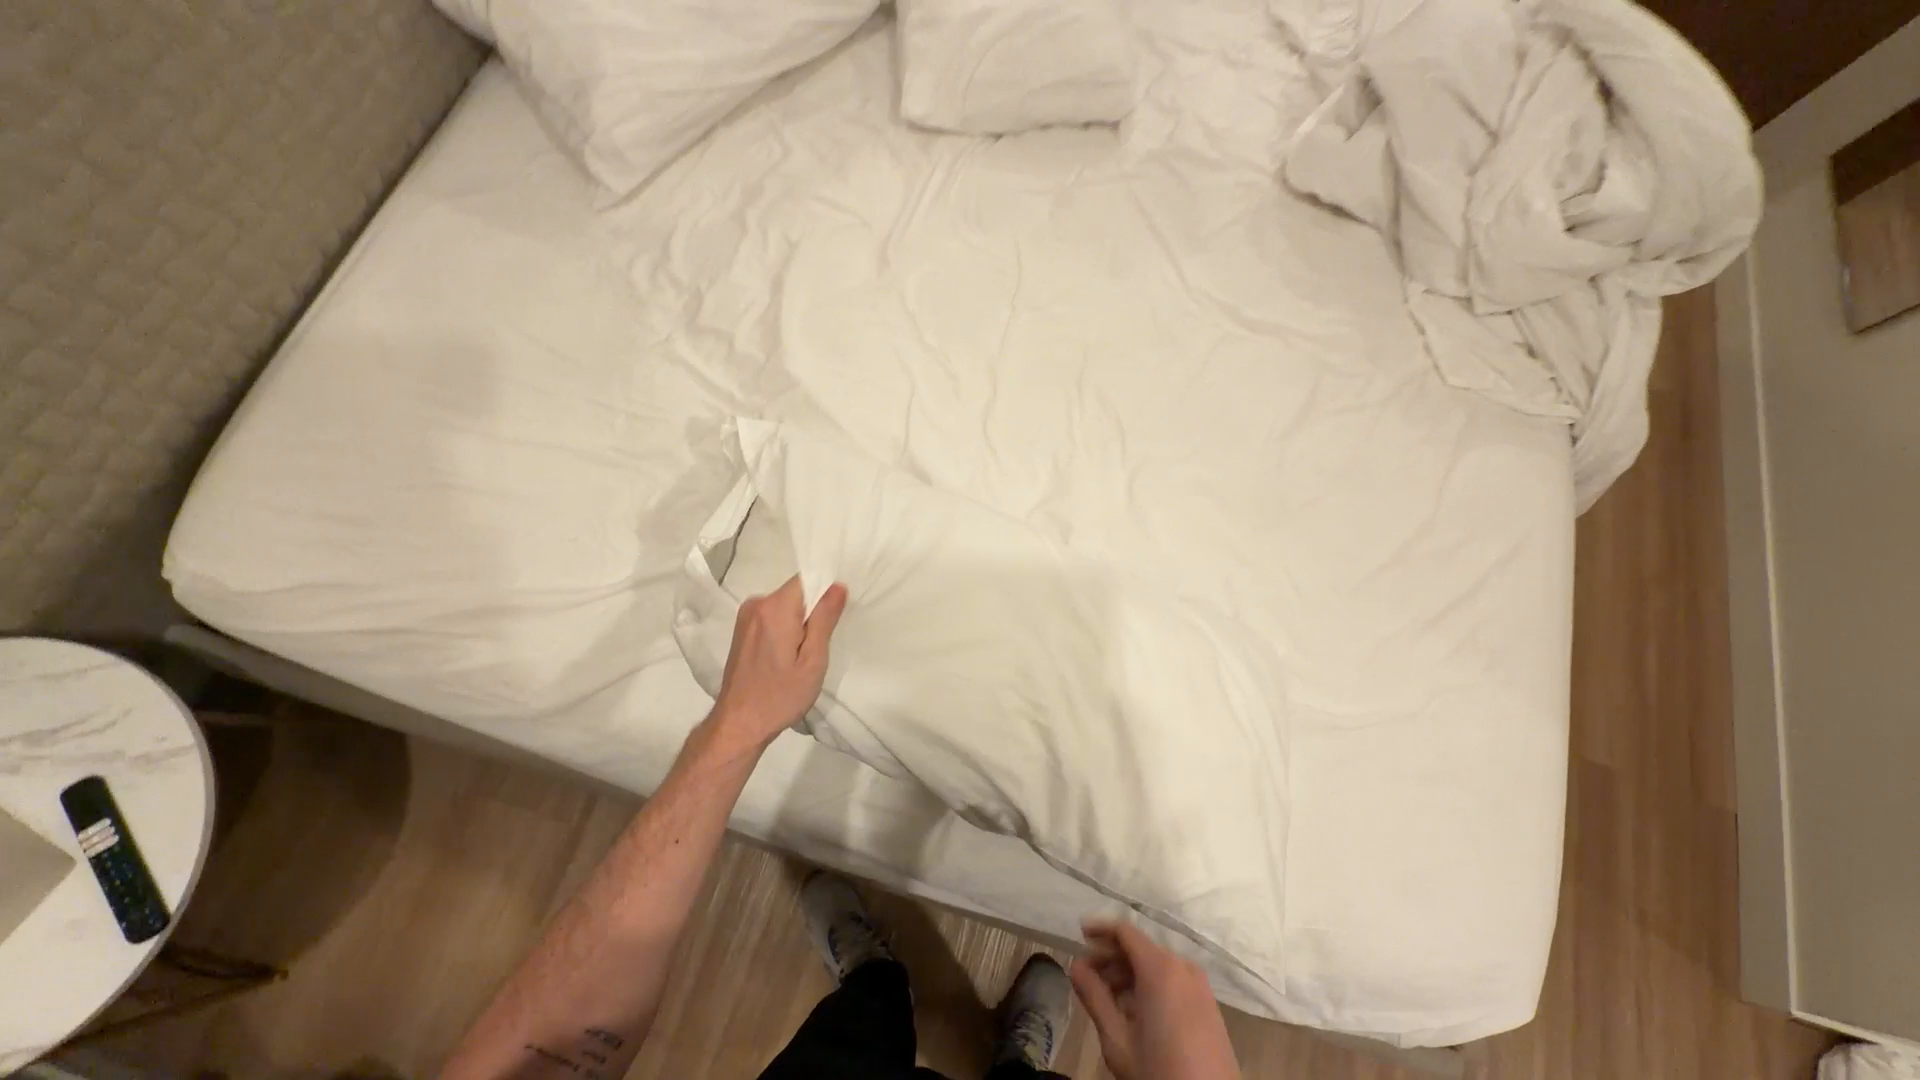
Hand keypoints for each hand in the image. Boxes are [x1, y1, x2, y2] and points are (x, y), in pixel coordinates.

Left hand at [708, 575, 847, 748]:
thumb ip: (825, 619)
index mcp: (774, 608)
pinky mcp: (741, 630)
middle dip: (812, 612)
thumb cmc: (780, 695)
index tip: (833, 619)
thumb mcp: (813, 660)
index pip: (807, 580)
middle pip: (796, 593)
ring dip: (799, 623)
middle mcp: (756, 604)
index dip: (825, 594)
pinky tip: (786, 658)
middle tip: (818, 646)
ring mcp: (745, 617)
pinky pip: (772, 617)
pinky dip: (785, 630)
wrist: (739, 724)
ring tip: (802, 656)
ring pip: (785, 606)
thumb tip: (837, 586)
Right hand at [1070, 919, 1241, 1079]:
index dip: (1100, 929)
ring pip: (1156, 965)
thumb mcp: (1117, 1039)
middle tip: (1086, 975)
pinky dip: (1149, 985)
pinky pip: (1172, 980)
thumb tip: (1075, 965)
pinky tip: (1134, 1010)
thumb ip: (1094, 997)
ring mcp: (1199, 985)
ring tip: (1106, 997)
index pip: (1125, 932)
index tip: (1078, 935)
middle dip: (1111, 957)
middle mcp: (1182, 967)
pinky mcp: (1208, 1003)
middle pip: (1140, 948)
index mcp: (1160, 969)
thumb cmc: (1159, 1071)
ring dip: (1128, 974)